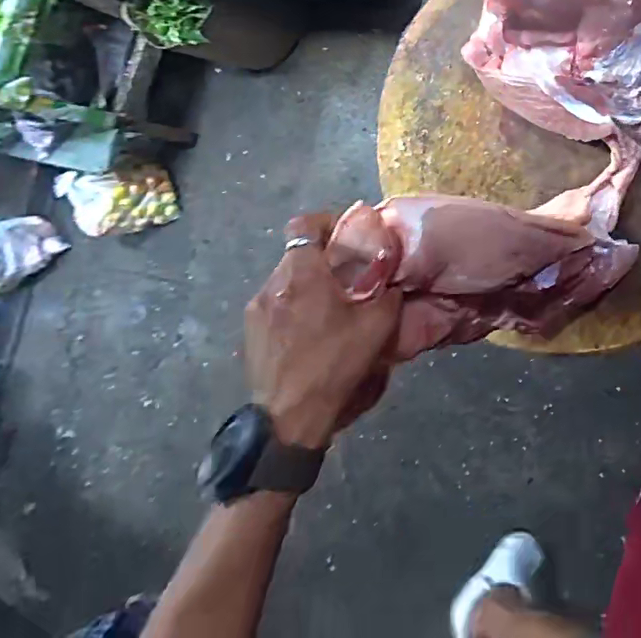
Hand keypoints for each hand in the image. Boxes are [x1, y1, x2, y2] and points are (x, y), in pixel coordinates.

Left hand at [244, 212, 400, 448]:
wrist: (290, 417)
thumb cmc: (335, 364)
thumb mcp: (377, 327)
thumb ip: (388, 293)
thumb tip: (392, 278)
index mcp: (302, 274)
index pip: (304, 224)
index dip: (326, 222)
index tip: (346, 236)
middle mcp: (273, 282)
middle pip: (297, 252)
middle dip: (322, 258)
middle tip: (346, 274)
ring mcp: (256, 307)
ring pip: (285, 278)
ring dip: (307, 283)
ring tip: (328, 306)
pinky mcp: (249, 330)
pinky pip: (274, 302)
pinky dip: (293, 304)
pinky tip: (308, 329)